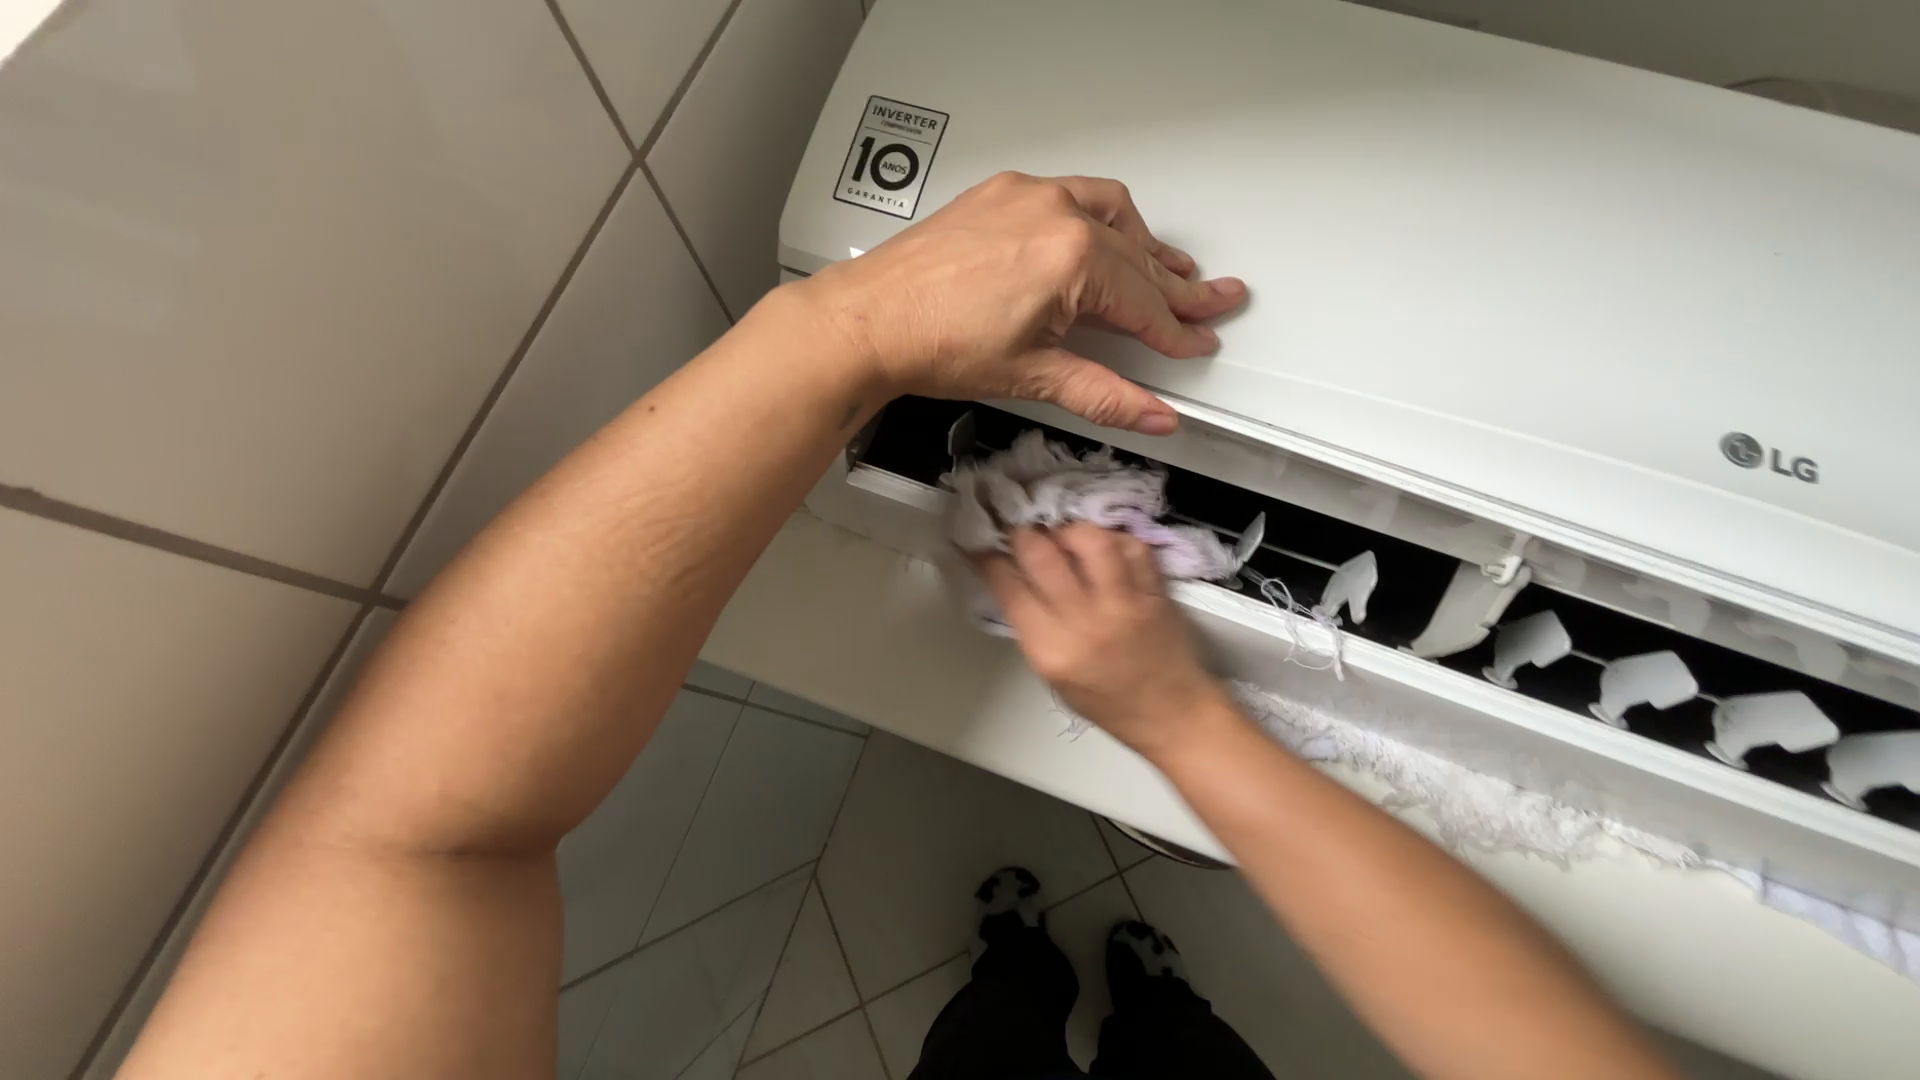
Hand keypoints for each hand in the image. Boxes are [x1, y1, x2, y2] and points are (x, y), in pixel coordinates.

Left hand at [794, 172, 1245, 433]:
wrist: (867, 321)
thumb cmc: (932, 341)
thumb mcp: (1032, 376)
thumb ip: (1103, 394)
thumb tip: (1151, 414)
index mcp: (1072, 257)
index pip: (1143, 303)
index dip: (1176, 331)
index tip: (1196, 342)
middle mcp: (1054, 213)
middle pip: (1137, 258)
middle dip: (1177, 287)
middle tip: (1211, 300)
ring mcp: (1025, 198)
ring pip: (1110, 215)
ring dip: (1144, 244)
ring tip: (1171, 267)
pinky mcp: (1000, 196)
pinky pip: (1069, 195)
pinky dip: (1099, 217)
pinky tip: (1103, 232)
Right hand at [977, 524, 1233, 757]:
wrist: (1170, 713)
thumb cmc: (1105, 701)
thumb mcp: (1051, 673)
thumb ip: (1031, 625)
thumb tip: (1011, 576)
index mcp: (1051, 649)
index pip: (1008, 586)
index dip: (990, 559)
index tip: (986, 548)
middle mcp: (1085, 622)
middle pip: (1041, 554)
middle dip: (1023, 534)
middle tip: (1023, 534)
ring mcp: (1124, 603)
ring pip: (1089, 539)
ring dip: (1069, 530)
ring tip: (1064, 536)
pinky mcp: (1154, 592)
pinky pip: (1131, 546)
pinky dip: (1113, 538)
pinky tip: (1103, 548)